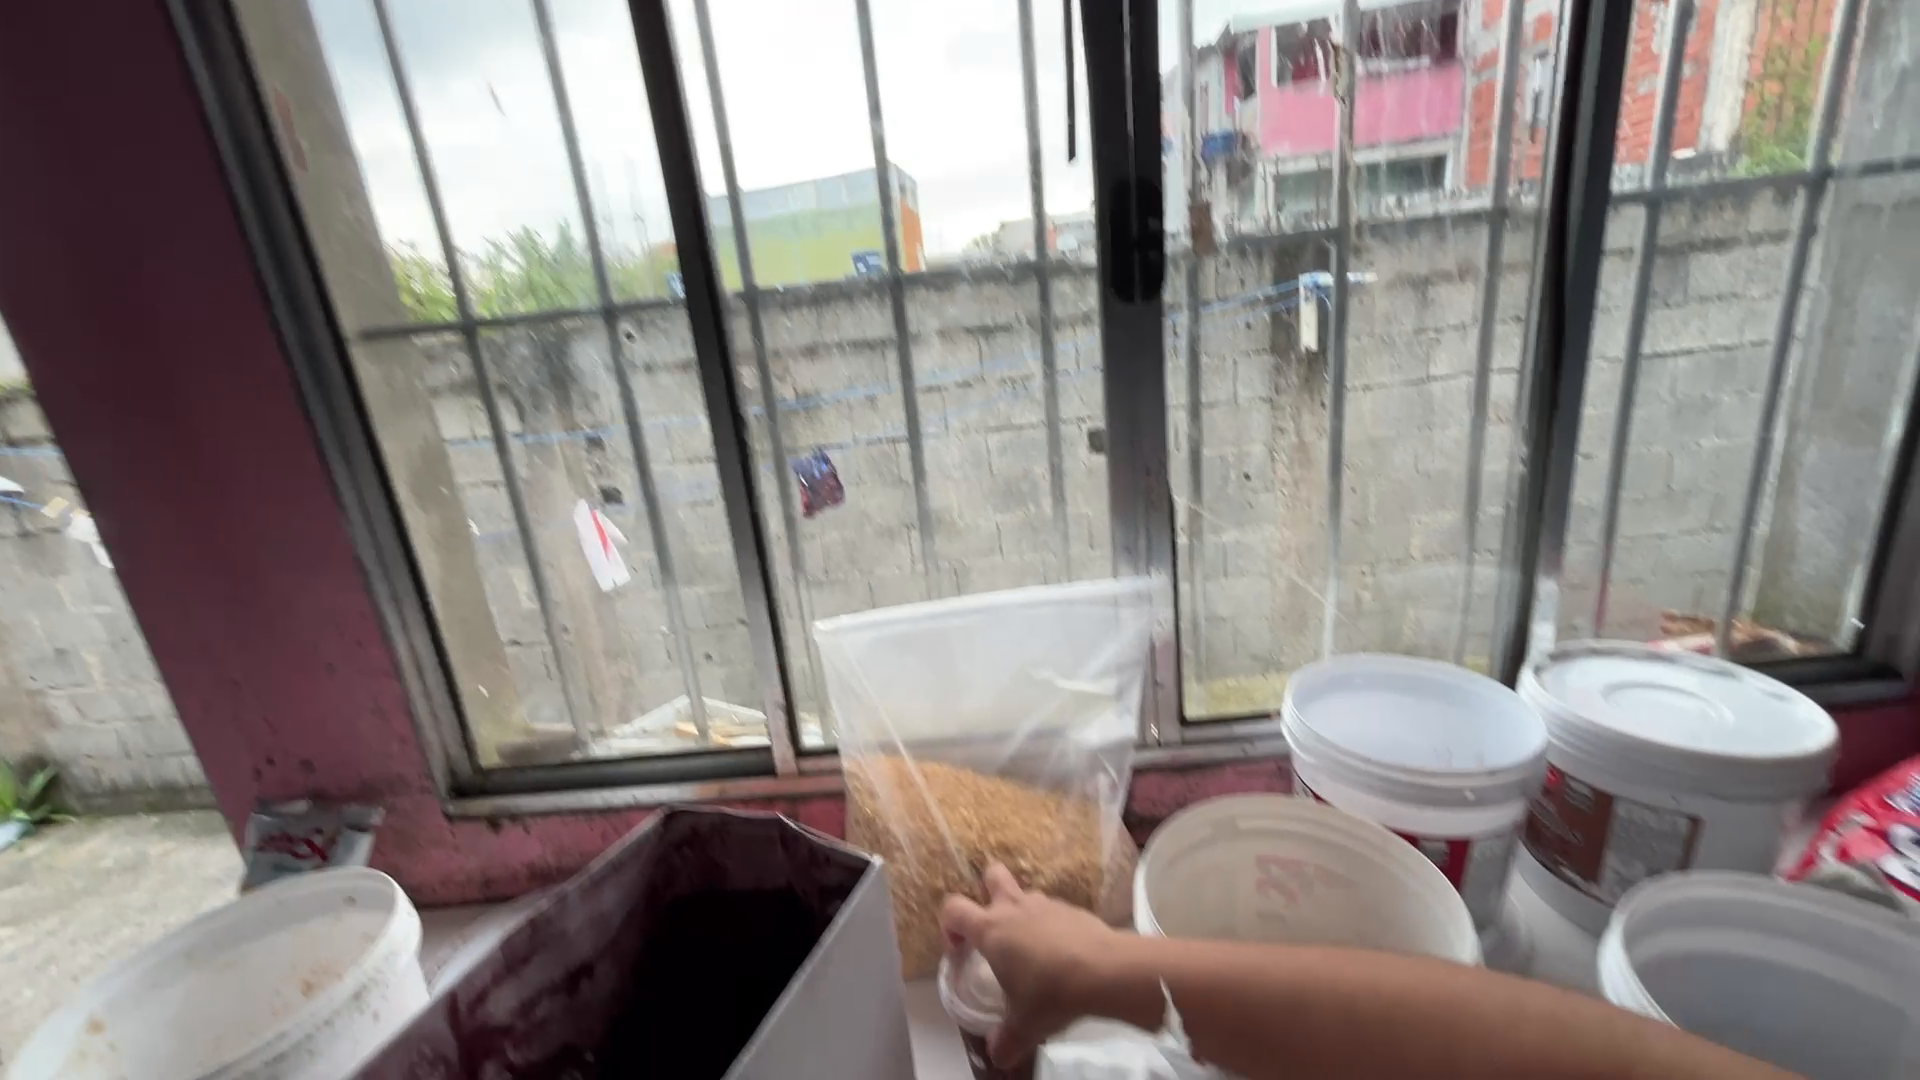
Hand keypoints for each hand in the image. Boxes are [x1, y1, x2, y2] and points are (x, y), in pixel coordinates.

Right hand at [939, 862, 1124, 1067]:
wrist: (1104, 969)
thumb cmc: (1051, 992)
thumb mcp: (1024, 1026)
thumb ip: (1005, 1040)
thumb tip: (996, 1054)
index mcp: (991, 929)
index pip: (953, 908)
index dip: (949, 925)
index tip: (960, 950)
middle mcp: (1014, 907)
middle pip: (991, 875)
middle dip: (987, 891)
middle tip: (995, 927)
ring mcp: (1044, 903)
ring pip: (1025, 894)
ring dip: (1023, 914)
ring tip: (1033, 951)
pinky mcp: (1071, 907)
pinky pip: (1052, 910)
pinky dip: (1051, 926)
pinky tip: (1062, 954)